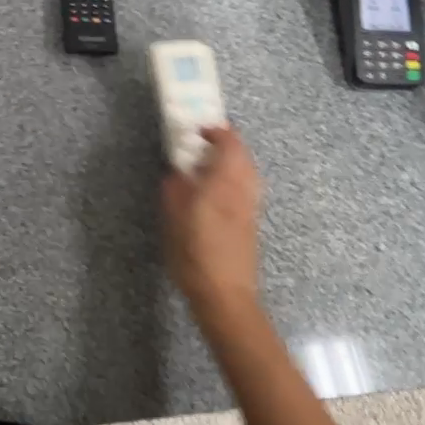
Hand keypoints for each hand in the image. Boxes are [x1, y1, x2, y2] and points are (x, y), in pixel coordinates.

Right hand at [162, 126, 263, 316]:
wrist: (225, 295)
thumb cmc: (194, 255)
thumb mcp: (172, 219)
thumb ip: (175, 189)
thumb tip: (177, 172)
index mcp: (223, 184)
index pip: (230, 145)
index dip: (217, 131)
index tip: (199, 129)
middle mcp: (242, 191)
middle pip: (244, 156)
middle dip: (228, 143)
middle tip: (205, 141)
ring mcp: (250, 207)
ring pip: (249, 171)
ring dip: (234, 160)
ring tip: (211, 162)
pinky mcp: (252, 222)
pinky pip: (248, 187)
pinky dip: (236, 177)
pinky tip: (218, 188)